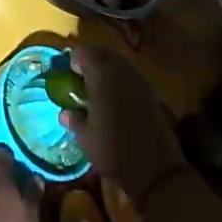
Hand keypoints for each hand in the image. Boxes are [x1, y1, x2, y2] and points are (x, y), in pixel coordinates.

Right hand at [60, 43, 185, 202]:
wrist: (156, 169)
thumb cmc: (113, 151)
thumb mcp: (86, 137)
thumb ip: (74, 119)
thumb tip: (65, 112)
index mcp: (101, 75)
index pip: (84, 52)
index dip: (74, 60)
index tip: (68, 75)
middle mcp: (121, 70)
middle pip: (103, 53)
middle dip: (91, 61)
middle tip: (81, 79)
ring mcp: (140, 80)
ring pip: (119, 63)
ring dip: (107, 70)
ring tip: (98, 90)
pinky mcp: (152, 93)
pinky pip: (131, 77)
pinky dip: (121, 81)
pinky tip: (116, 100)